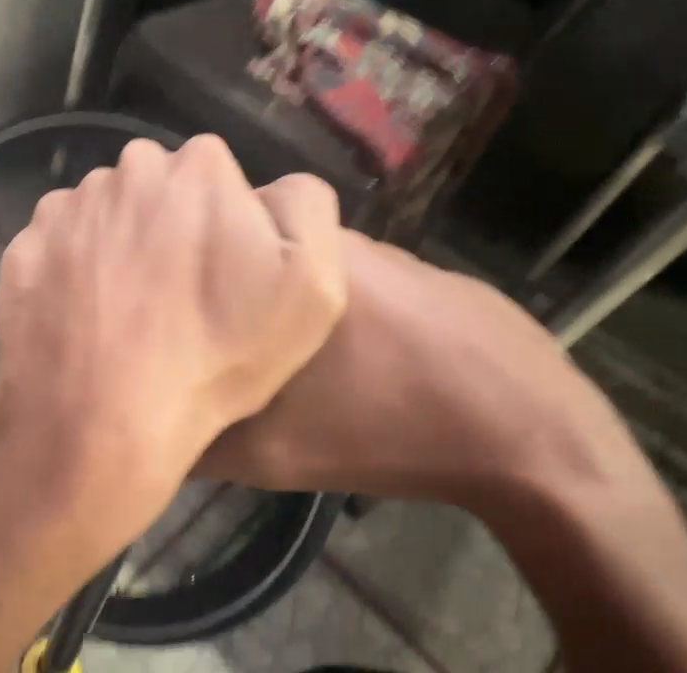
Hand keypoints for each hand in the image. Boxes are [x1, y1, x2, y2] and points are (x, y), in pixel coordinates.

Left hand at [0, 136, 346, 531]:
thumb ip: (306, 207)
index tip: (223, 273)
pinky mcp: (23, 245)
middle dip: (168, 224)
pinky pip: (57, 246)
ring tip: (126, 312)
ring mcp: (65, 206)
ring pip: (104, 214)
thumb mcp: (315, 286)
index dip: (224, 222)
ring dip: (117, 245)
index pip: (216, 174)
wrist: (102, 419)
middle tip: (175, 293)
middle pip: (156, 187)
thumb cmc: (218, 354)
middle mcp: (125, 170)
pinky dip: (70, 270)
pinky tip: (83, 316)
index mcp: (195, 168)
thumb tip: (269, 189)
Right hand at [196, 225, 641, 510]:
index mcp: (297, 262)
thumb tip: (154, 424)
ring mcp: (393, 253)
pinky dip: (351, 309)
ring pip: (316, 264)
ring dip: (298, 298)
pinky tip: (365, 362)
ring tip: (292, 355)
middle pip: (264, 247)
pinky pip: (365, 280)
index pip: (216, 233)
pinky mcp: (433, 273)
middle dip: (245, 285)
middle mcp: (341, 241)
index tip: (183, 308)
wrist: (532, 441)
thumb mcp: (271, 453)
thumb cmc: (388, 432)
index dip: (191, 267)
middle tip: (232, 338)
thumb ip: (200, 435)